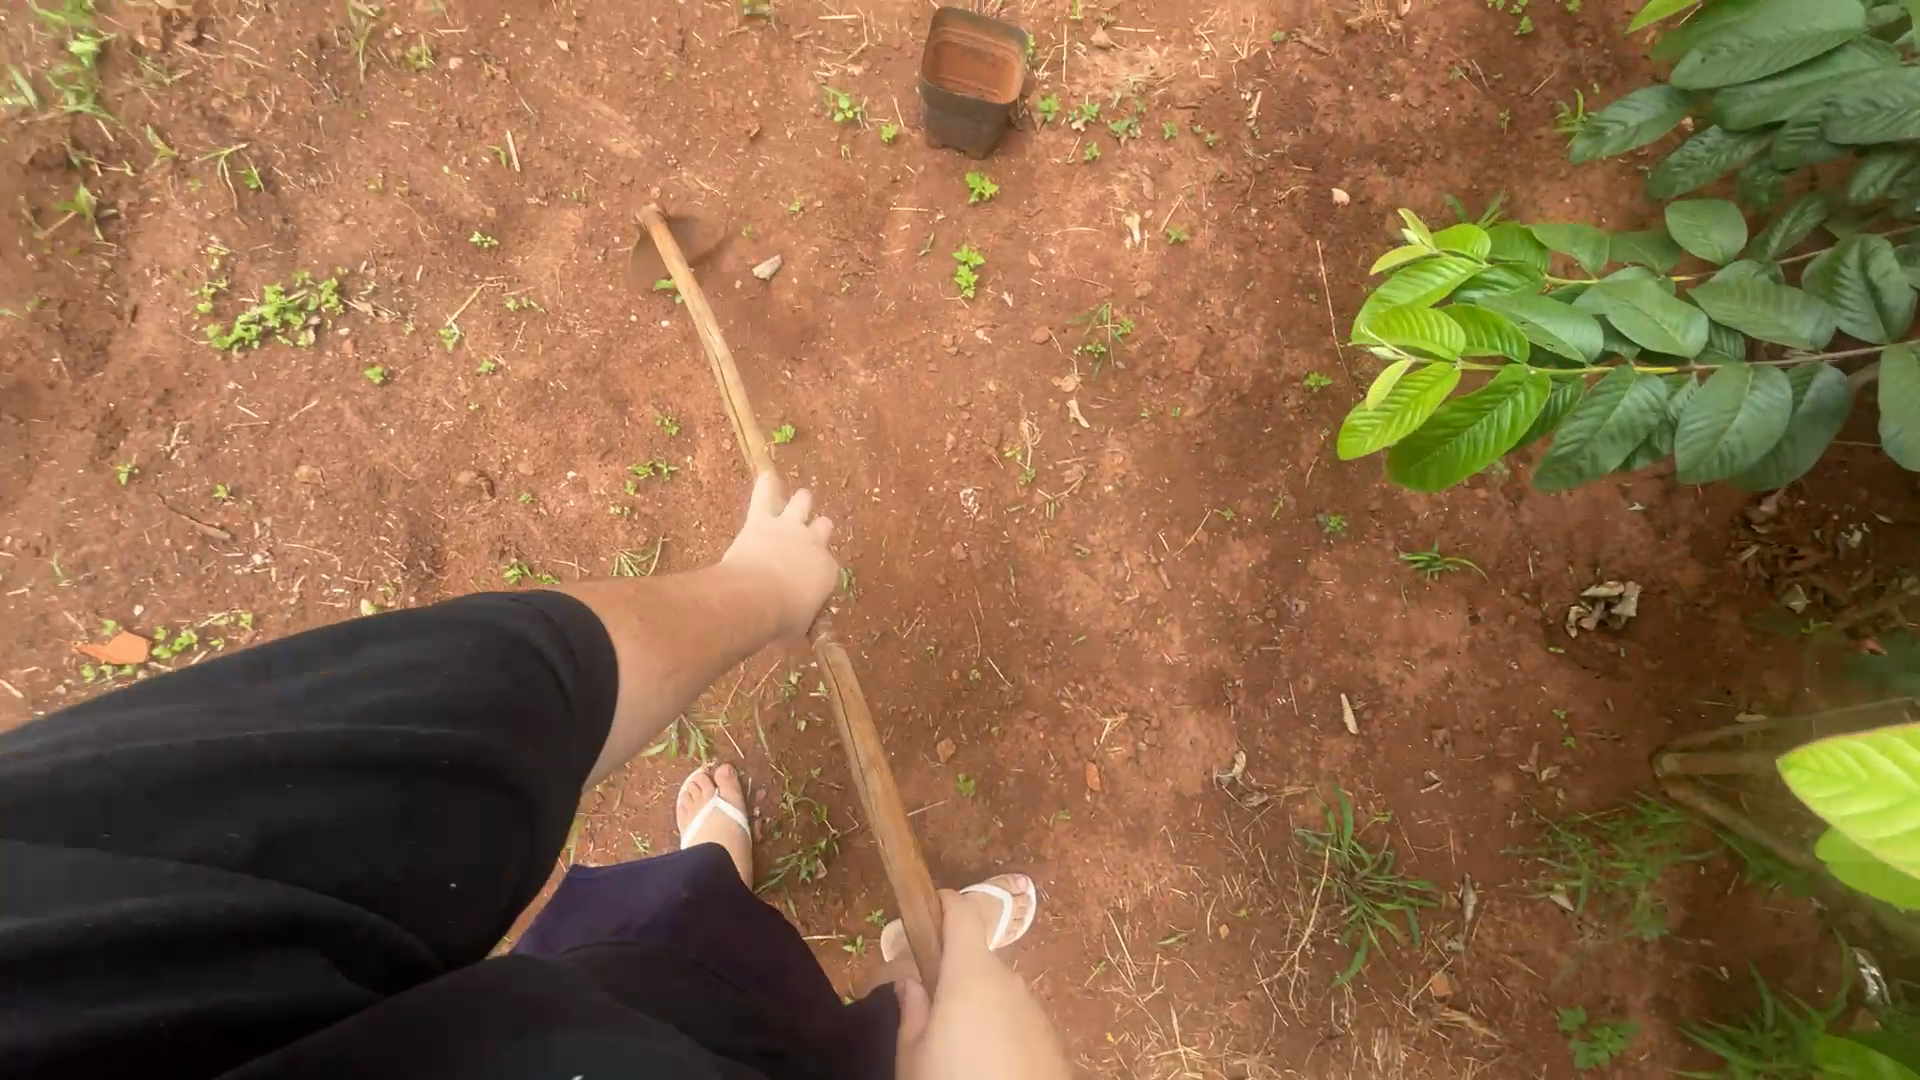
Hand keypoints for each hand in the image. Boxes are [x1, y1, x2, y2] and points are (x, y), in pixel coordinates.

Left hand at [719, 471, 837, 640]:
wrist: (758, 596)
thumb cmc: (783, 616)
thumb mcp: (801, 623)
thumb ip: (804, 616)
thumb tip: (801, 621)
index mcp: (827, 570)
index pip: (828, 565)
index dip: (818, 570)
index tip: (808, 581)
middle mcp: (814, 543)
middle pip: (823, 526)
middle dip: (818, 529)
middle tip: (811, 534)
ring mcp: (789, 528)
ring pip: (802, 503)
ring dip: (800, 502)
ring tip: (801, 499)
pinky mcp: (762, 521)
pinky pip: (764, 496)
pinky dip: (765, 486)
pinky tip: (766, 475)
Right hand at [892, 892, 1069, 1079]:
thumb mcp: (914, 1056)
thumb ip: (912, 1010)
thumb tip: (911, 981)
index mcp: (972, 973)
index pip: (962, 914)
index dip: (946, 903)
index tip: (930, 905)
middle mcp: (1009, 981)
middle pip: (978, 961)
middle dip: (954, 974)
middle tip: (930, 1006)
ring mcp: (1035, 1011)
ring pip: (999, 994)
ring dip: (979, 1007)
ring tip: (957, 1049)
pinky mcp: (1052, 1043)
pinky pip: (1018, 1023)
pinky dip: (1001, 1033)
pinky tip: (987, 1068)